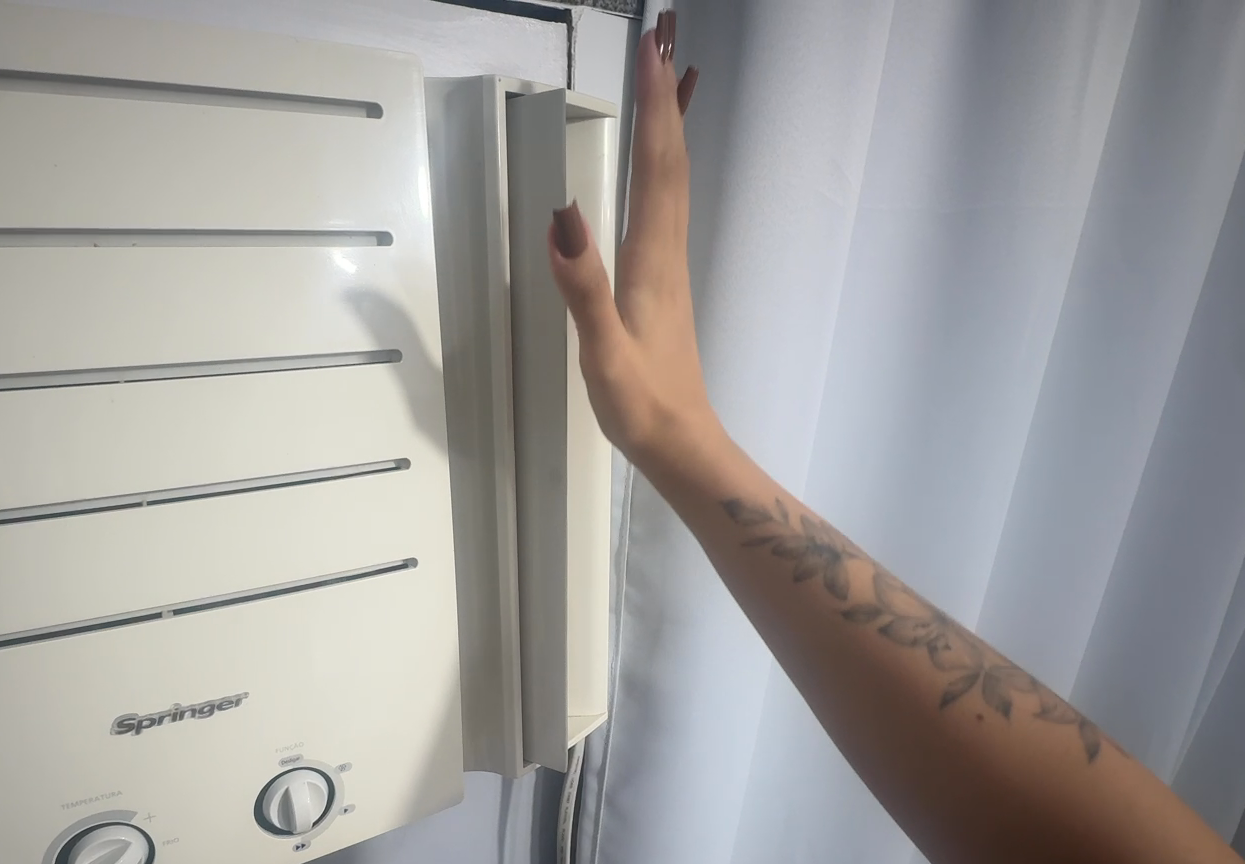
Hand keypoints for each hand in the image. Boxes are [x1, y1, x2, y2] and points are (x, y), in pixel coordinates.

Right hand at [548, 11, 714, 471]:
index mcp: (651, 262)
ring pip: (676, 184)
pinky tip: (663, 173)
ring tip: (674, 83)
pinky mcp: (665, 287)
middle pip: (672, 164)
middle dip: (668, 101)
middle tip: (664, 40)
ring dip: (673, 130)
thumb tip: (563, 217)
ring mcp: (670, 270)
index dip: (655, 109)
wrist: (680, 442)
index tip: (653, 49)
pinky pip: (670, 210)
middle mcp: (667, 254)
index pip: (657, 169)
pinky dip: (669, 173)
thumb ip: (584, 287)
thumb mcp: (604, 351)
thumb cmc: (642, 404)